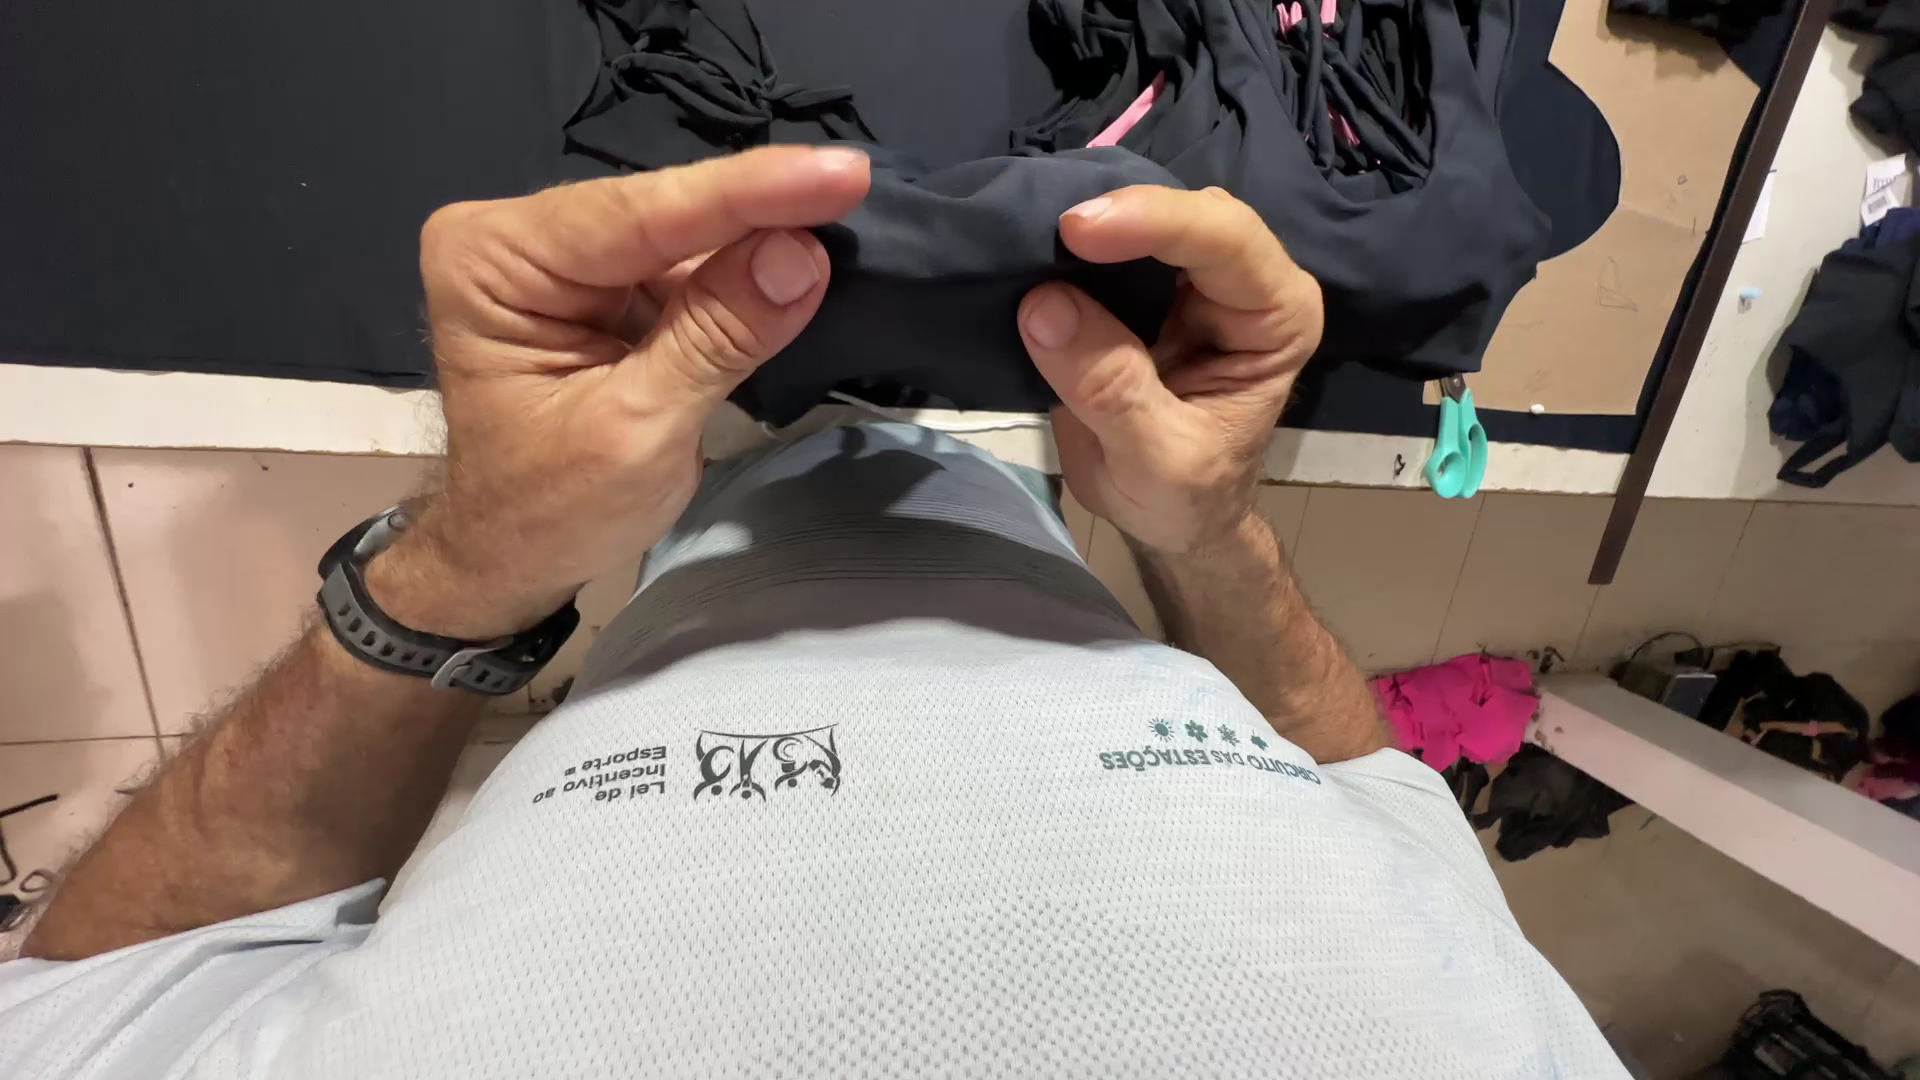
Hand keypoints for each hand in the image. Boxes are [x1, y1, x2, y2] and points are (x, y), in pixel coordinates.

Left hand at [365, 146, 871, 637]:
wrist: (522, 557)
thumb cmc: (556, 510)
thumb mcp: (639, 430)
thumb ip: (716, 340)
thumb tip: (802, 259)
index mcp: (499, 261)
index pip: (641, 213)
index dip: (750, 194)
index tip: (841, 174)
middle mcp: (532, 243)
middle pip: (670, 217)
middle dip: (763, 213)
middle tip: (854, 189)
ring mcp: (577, 270)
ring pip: (692, 244)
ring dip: (766, 246)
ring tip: (842, 223)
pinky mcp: (617, 300)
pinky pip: (698, 280)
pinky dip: (752, 284)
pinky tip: (800, 270)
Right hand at [1016, 186, 1321, 555]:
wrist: (1169, 519)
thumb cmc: (1185, 498)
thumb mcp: (1156, 459)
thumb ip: (1110, 388)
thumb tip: (1044, 304)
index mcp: (1273, 319)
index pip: (1226, 241)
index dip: (1154, 222)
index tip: (1077, 230)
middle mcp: (1239, 288)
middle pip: (1186, 214)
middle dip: (1119, 212)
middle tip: (1042, 225)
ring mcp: (1186, 290)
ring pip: (1143, 223)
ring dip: (1089, 225)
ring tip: (1030, 232)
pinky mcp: (1136, 302)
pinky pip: (1103, 259)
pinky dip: (1067, 254)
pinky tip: (1033, 253)